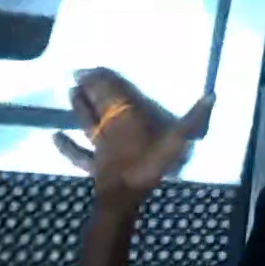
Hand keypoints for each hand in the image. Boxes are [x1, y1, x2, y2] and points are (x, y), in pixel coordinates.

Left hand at [54, 68, 211, 210]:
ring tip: (70, 91)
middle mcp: (109, 126)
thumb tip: (211, 95)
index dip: (104, 81)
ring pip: (86, 121)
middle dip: (90, 87)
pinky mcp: (91, 163)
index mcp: (128, 117)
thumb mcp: (177, 140)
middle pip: (99, 103)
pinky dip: (65, 145)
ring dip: (78, 106)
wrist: (124, 198)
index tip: (93, 67)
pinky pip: (76, 153)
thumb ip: (193, 119)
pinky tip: (53, 136)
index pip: (115, 94)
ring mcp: (98, 145)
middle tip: (78, 73)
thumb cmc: (150, 165)